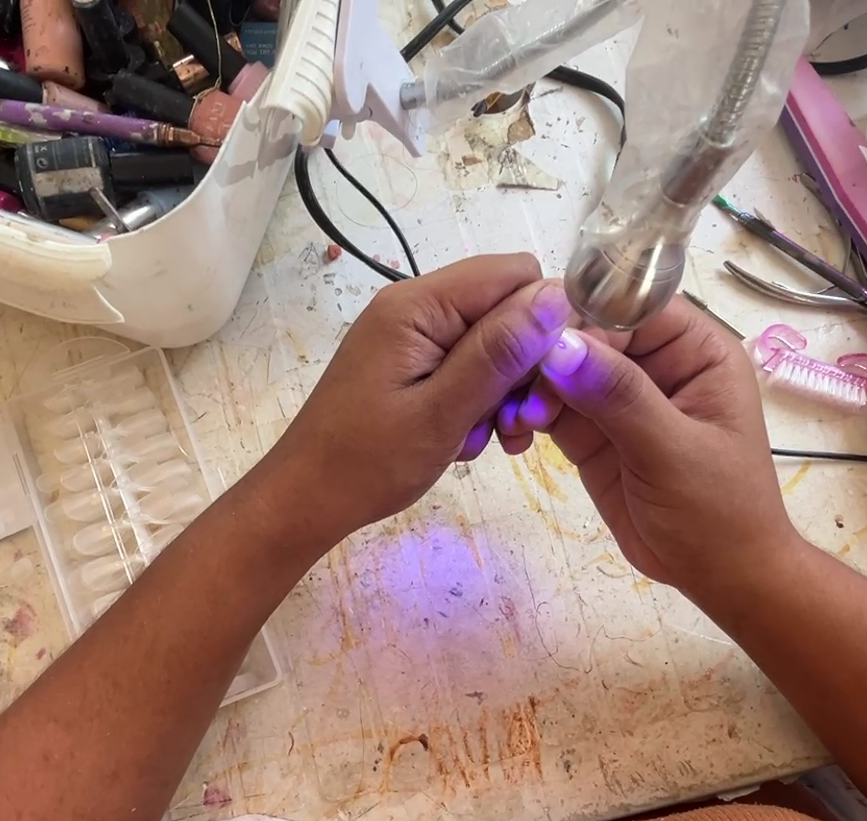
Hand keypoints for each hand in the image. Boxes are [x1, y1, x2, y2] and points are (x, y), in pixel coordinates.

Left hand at [252, 254, 574, 547]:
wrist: (308, 499)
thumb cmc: (368, 463)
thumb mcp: (442, 411)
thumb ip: (499, 353)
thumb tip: (558, 295)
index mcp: (418, 305)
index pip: (515, 275)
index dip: (544, 323)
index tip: (548, 382)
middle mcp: (414, 308)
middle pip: (504, 311)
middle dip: (522, 366)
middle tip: (514, 426)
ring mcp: (410, 338)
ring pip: (490, 346)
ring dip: (501, 394)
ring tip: (487, 441)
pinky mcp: (408, 366)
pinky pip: (464, 370)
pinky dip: (476, 403)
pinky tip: (467, 441)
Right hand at [535, 294, 805, 600]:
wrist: (714, 573)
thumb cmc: (715, 511)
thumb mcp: (672, 450)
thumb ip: (618, 397)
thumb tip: (559, 346)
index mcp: (694, 353)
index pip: (633, 310)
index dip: (585, 318)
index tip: (539, 343)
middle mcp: (654, 367)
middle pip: (588, 336)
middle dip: (548, 357)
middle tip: (516, 391)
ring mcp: (618, 401)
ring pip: (562, 371)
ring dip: (530, 389)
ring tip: (513, 422)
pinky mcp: (592, 434)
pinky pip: (551, 409)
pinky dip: (527, 416)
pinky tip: (512, 432)